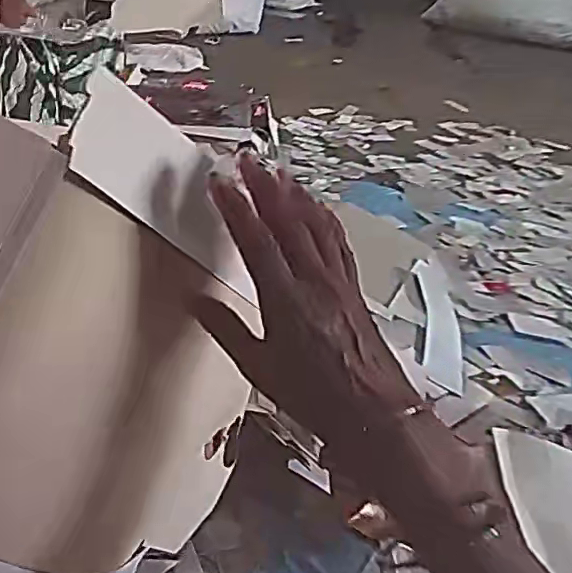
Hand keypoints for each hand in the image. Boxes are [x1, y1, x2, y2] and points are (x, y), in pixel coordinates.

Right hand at [193, 153, 501, 532]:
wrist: (375, 413)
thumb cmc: (315, 396)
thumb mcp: (259, 369)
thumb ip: (225, 329)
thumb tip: (196, 301)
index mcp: (286, 301)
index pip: (256, 241)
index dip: (236, 208)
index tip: (219, 183)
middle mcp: (315, 282)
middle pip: (288, 222)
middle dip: (265, 186)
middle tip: (248, 160)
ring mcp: (338, 281)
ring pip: (315, 225)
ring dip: (295, 194)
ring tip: (279, 171)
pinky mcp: (352, 287)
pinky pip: (336, 240)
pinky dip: (322, 217)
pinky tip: (316, 207)